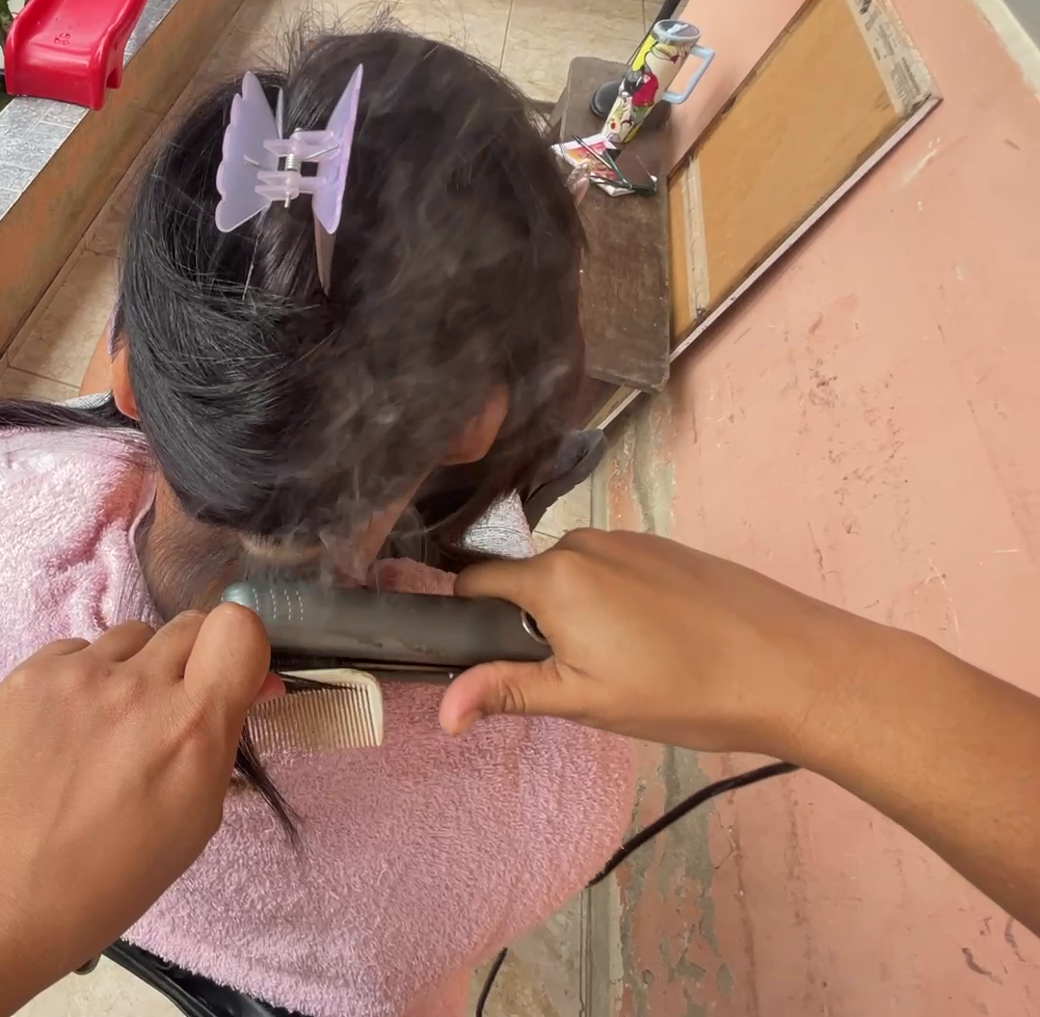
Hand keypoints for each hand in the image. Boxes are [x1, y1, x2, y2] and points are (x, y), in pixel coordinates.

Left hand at [0, 606, 273, 970]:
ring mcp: (79, 675)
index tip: (221, 669)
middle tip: (163, 704)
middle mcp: (138, 688)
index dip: (237, 643)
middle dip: (185, 660)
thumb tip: (253, 680)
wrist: (22, 878)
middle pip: (186, 625)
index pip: (238, 627)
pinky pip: (74, 650)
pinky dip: (78, 678)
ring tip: (103, 723)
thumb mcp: (200, 807)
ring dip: (128, 669)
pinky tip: (63, 725)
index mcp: (192, 727)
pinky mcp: (31, 672)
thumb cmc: (124, 860)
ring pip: (128, 637)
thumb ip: (224, 732)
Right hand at [440, 529, 898, 757]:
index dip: (474, 618)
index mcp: (550, 577)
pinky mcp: (661, 543)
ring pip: (565, 572)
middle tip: (577, 666)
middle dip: (530, 616)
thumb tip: (443, 713)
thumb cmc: (685, 692)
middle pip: (521, 577)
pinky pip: (606, 563)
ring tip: (622, 651)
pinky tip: (655, 631)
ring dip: (570, 604)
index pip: (472, 582)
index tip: (504, 654)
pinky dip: (610, 592)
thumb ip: (505, 692)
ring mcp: (624, 538)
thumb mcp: (584, 700)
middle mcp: (578, 543)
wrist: (809, 671)